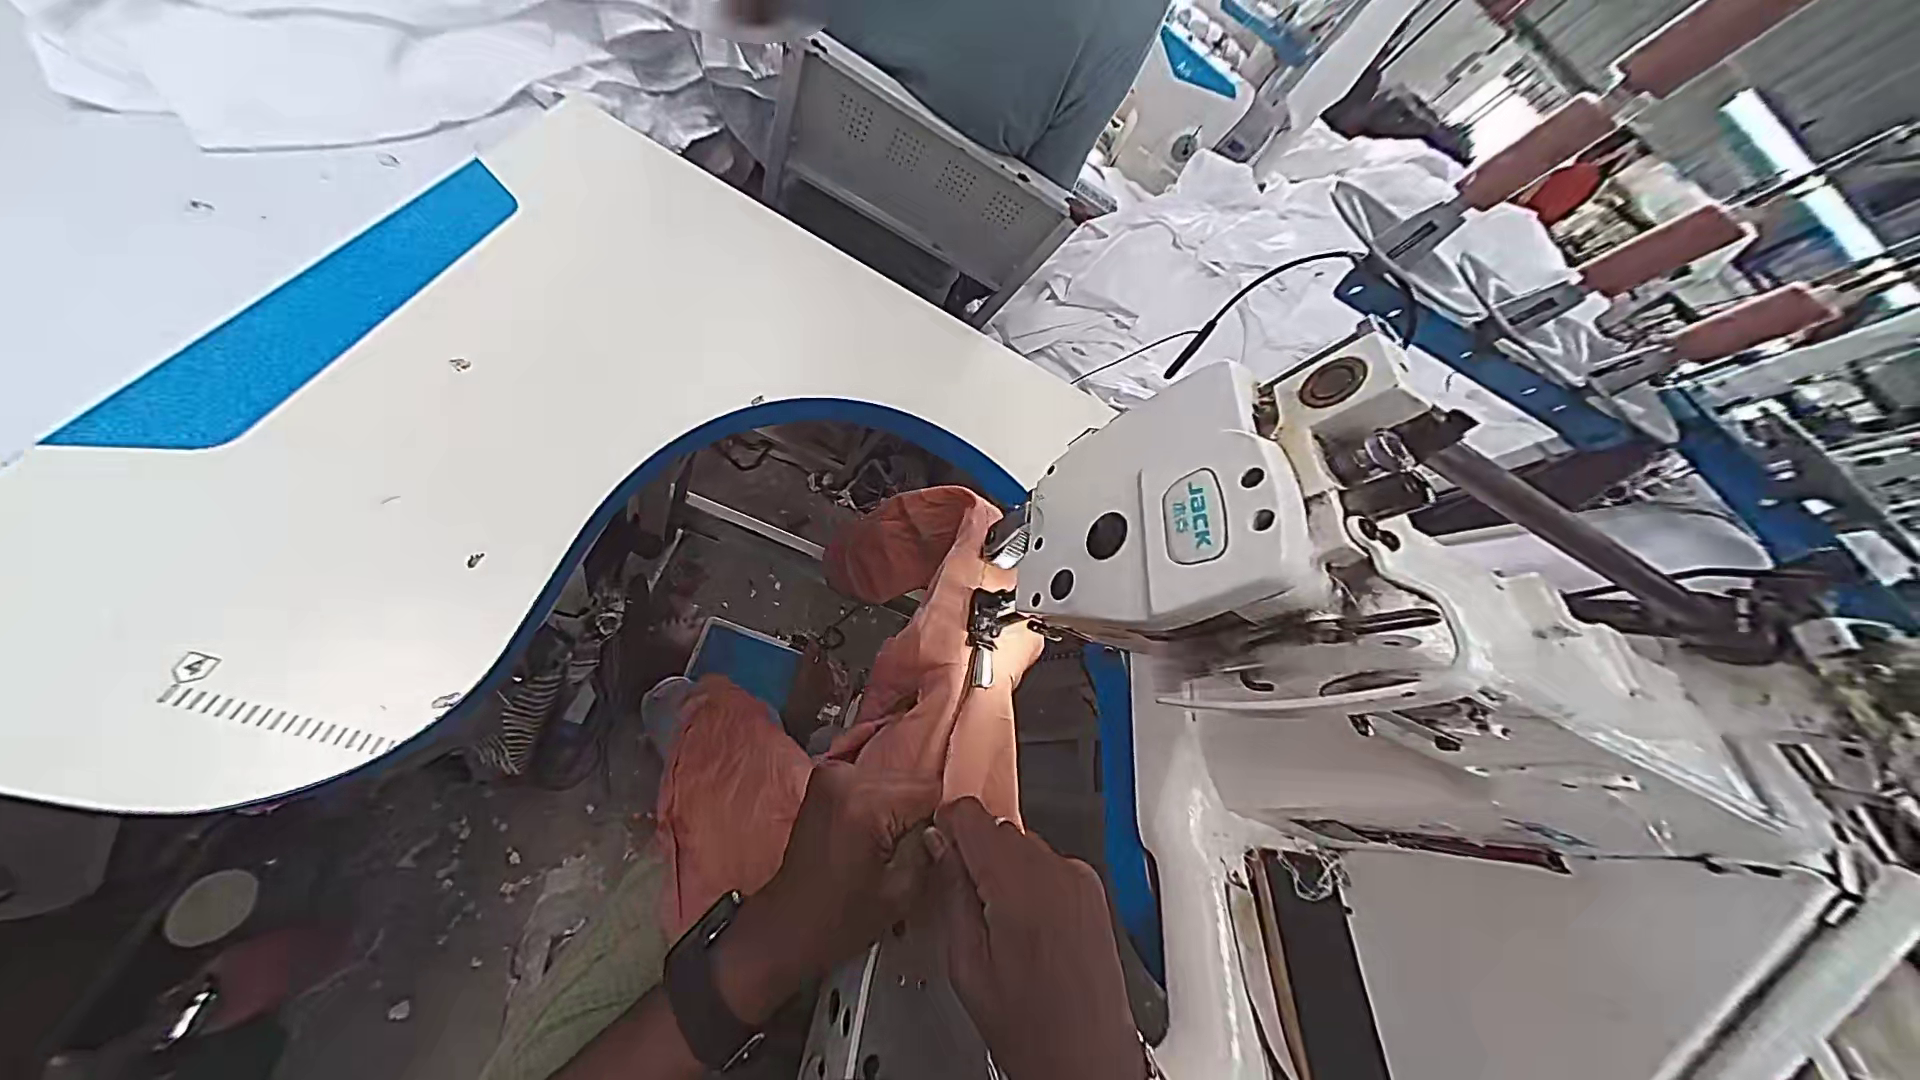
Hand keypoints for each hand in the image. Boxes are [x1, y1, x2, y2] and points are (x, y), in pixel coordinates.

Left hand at [713, 762, 939, 1022]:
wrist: (785, 925)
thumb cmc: (837, 919)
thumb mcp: (901, 893)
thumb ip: (931, 848)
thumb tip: (949, 823)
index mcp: (865, 802)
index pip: (930, 789)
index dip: (941, 817)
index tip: (938, 842)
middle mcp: (846, 778)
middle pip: (910, 780)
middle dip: (919, 810)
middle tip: (913, 847)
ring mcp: (832, 774)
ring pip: (893, 779)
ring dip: (899, 805)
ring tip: (889, 842)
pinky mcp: (825, 778)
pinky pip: (870, 778)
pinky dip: (880, 798)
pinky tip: (876, 826)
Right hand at [929, 798, 1144, 1079]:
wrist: (1091, 1059)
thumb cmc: (1032, 1027)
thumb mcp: (967, 964)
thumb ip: (951, 892)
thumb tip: (940, 846)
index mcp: (1017, 884)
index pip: (973, 815)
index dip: (949, 822)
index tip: (938, 836)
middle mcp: (1053, 869)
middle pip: (997, 828)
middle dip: (976, 853)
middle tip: (965, 895)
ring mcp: (1077, 876)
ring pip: (1022, 844)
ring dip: (1004, 866)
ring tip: (1000, 920)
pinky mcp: (1092, 887)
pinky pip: (1048, 862)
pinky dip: (1032, 879)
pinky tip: (1029, 923)